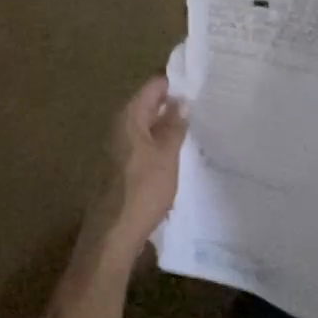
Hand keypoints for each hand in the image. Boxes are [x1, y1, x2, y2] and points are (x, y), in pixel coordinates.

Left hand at [84, 76, 188, 261]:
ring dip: (168, 126)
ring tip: (197, 128)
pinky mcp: (122, 167)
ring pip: (148, 126)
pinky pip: (145, 145)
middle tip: (204, 105)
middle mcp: (121, 126)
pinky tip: (179, 153)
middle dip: (174, 104)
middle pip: (149, 104)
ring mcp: (119, 147)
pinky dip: (161, 144)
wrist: (114, 235)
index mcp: (130, 116)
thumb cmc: (142, 190)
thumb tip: (182, 100)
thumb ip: (174, 126)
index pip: (154, 85)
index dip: (175, 83)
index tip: (199, 84)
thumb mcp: (166, 156)